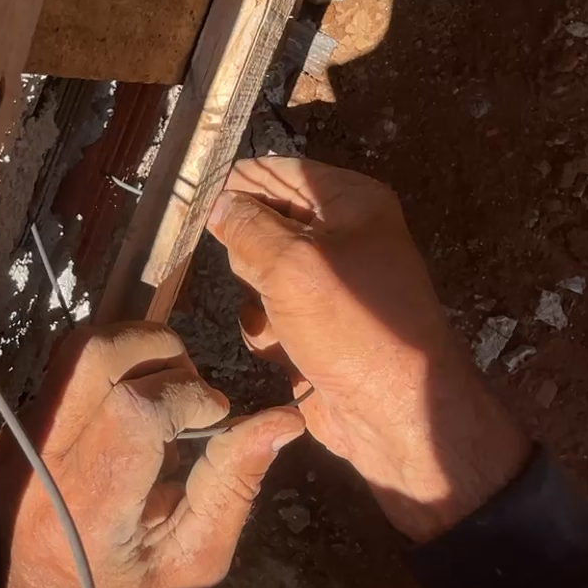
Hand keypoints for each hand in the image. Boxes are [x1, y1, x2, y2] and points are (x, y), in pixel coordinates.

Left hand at [0, 322, 304, 587]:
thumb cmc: (121, 585)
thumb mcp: (192, 557)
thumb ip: (234, 486)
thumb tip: (285, 420)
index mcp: (93, 504)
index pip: (134, 410)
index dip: (186, 394)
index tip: (213, 413)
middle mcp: (46, 455)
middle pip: (99, 356)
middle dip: (162, 352)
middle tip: (188, 389)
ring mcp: (23, 428)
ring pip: (80, 346)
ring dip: (137, 347)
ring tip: (163, 385)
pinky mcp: (17, 412)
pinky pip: (69, 360)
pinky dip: (114, 363)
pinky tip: (130, 397)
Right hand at [205, 157, 527, 540]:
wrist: (395, 416)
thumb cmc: (351, 324)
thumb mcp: (290, 264)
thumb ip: (245, 225)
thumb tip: (216, 201)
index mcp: (350, 203)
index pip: (281, 172)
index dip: (239, 179)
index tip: (193, 192)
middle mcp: (341, 235)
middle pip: (264, 221)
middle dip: (249, 250)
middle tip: (257, 272)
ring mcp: (326, 284)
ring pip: (257, 270)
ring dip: (258, 296)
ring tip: (280, 319)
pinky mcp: (314, 324)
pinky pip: (267, 311)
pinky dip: (269, 329)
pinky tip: (286, 349)